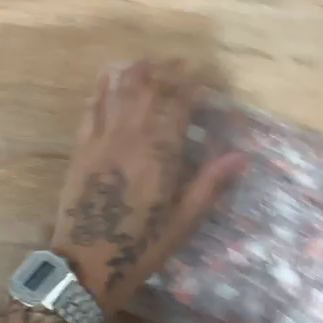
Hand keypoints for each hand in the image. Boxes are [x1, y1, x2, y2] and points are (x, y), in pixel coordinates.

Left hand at [50, 59, 245, 316]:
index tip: (199, 73)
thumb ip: (209, 184)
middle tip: (178, 59)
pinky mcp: (81, 149)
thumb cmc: (141, 247)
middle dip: (165, 73)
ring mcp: (102, 141)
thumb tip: (240, 155)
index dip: (189, 86)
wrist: (86, 263)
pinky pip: (91, 110)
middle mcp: (132, 140)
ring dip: (135, 74)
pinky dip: (100, 90)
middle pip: (150, 94)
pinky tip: (107, 75)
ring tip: (148, 59)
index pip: (178, 108)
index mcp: (161, 157)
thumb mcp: (182, 222)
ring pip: (120, 95)